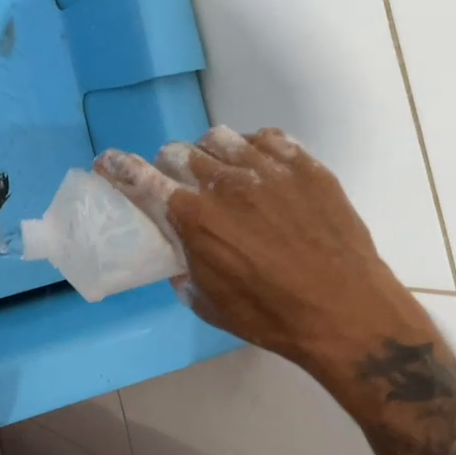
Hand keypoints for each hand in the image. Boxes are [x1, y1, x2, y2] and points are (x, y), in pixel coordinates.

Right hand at [95, 126, 421, 372]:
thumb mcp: (208, 303)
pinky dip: (252, 147)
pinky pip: (266, 137)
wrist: (349, 314)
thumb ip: (183, 268)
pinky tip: (259, 168)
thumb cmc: (272, 317)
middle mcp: (225, 184)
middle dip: (168, 165)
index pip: (141, 178)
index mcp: (193, 218)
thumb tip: (178, 253)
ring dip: (209, 153)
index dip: (117, 166)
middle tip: (179, 184)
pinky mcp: (305, 166)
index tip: (106, 162)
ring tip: (220, 171)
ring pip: (219, 137)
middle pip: (178, 152)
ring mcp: (268, 170)